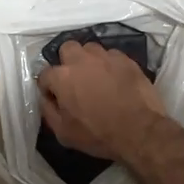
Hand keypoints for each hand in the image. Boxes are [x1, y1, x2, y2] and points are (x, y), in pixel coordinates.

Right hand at [38, 40, 169, 163]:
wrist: (139, 132)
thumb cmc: (97, 134)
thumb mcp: (63, 132)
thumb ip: (48, 111)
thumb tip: (45, 98)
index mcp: (62, 77)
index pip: (45, 74)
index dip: (48, 87)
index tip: (55, 98)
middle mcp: (82, 60)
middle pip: (67, 48)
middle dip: (66, 62)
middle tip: (74, 80)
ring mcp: (106, 57)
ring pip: (91, 49)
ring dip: (89, 60)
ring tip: (95, 76)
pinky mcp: (127, 60)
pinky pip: (112, 55)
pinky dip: (109, 65)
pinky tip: (114, 79)